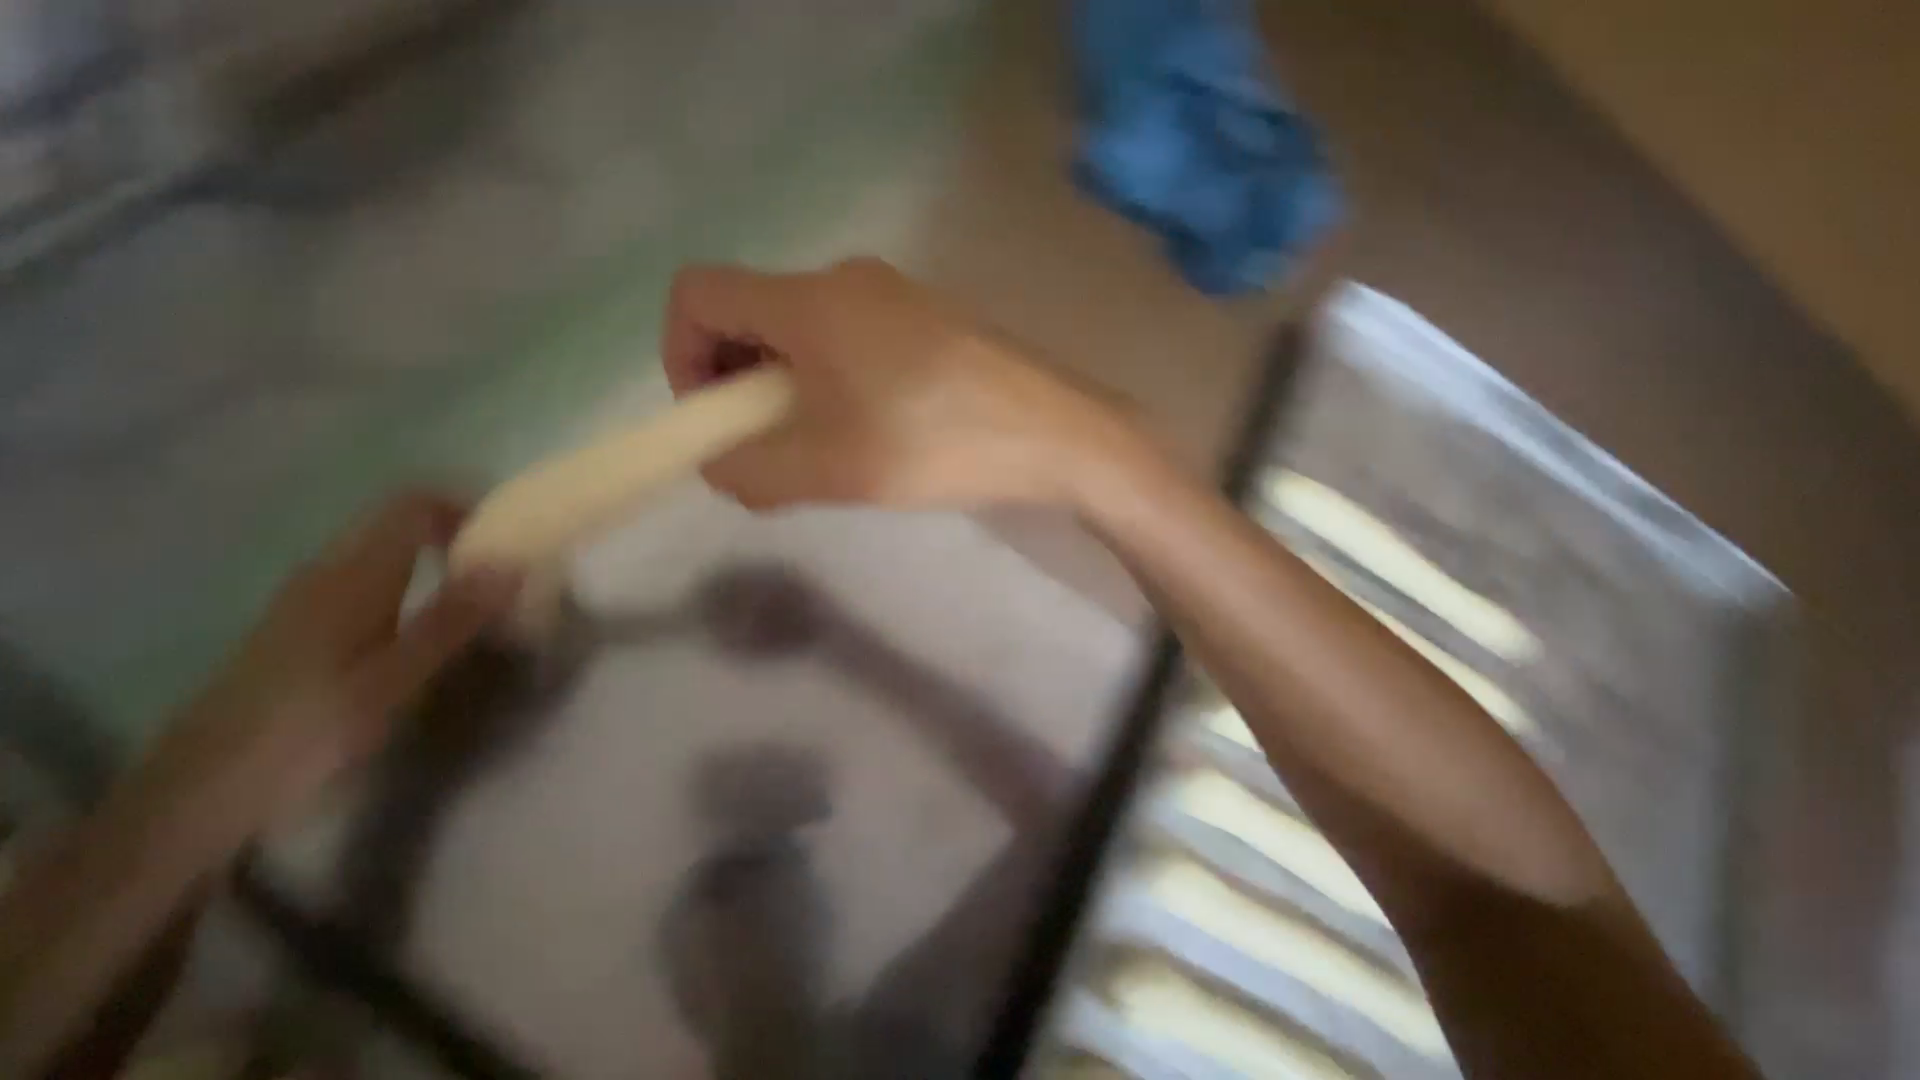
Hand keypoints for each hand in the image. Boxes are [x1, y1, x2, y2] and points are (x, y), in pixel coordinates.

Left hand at [159, 492, 520, 825]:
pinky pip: (364, 579)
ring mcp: (306, 597)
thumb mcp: (395, 678)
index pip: (412, 503)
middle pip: (395, 521)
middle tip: (504, 570)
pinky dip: (406, 583)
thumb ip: (454, 618)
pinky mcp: (298, 625)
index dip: (463, 504)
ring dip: (431, 558)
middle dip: (454, 531)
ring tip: (475, 600)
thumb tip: (511, 562)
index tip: (509, 536)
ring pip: (380, 551)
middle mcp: (328, 570)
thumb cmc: (309, 728)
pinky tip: (421, 630)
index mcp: (354, 574)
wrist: (202, 786)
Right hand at [662, 257, 1139, 509]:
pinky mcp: (929, 318)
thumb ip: (749, 471)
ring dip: (786, 387)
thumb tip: (720, 464)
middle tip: (767, 447)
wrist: (1056, 434)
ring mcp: (894, 293)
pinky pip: (850, 337)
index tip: (717, 419)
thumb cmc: (935, 443)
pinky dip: (832, 380)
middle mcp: (845, 278)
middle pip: (750, 310)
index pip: (697, 293)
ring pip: (802, 329)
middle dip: (736, 380)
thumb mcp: (827, 471)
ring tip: (821, 449)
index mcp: (808, 300)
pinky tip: (870, 431)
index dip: (680, 354)